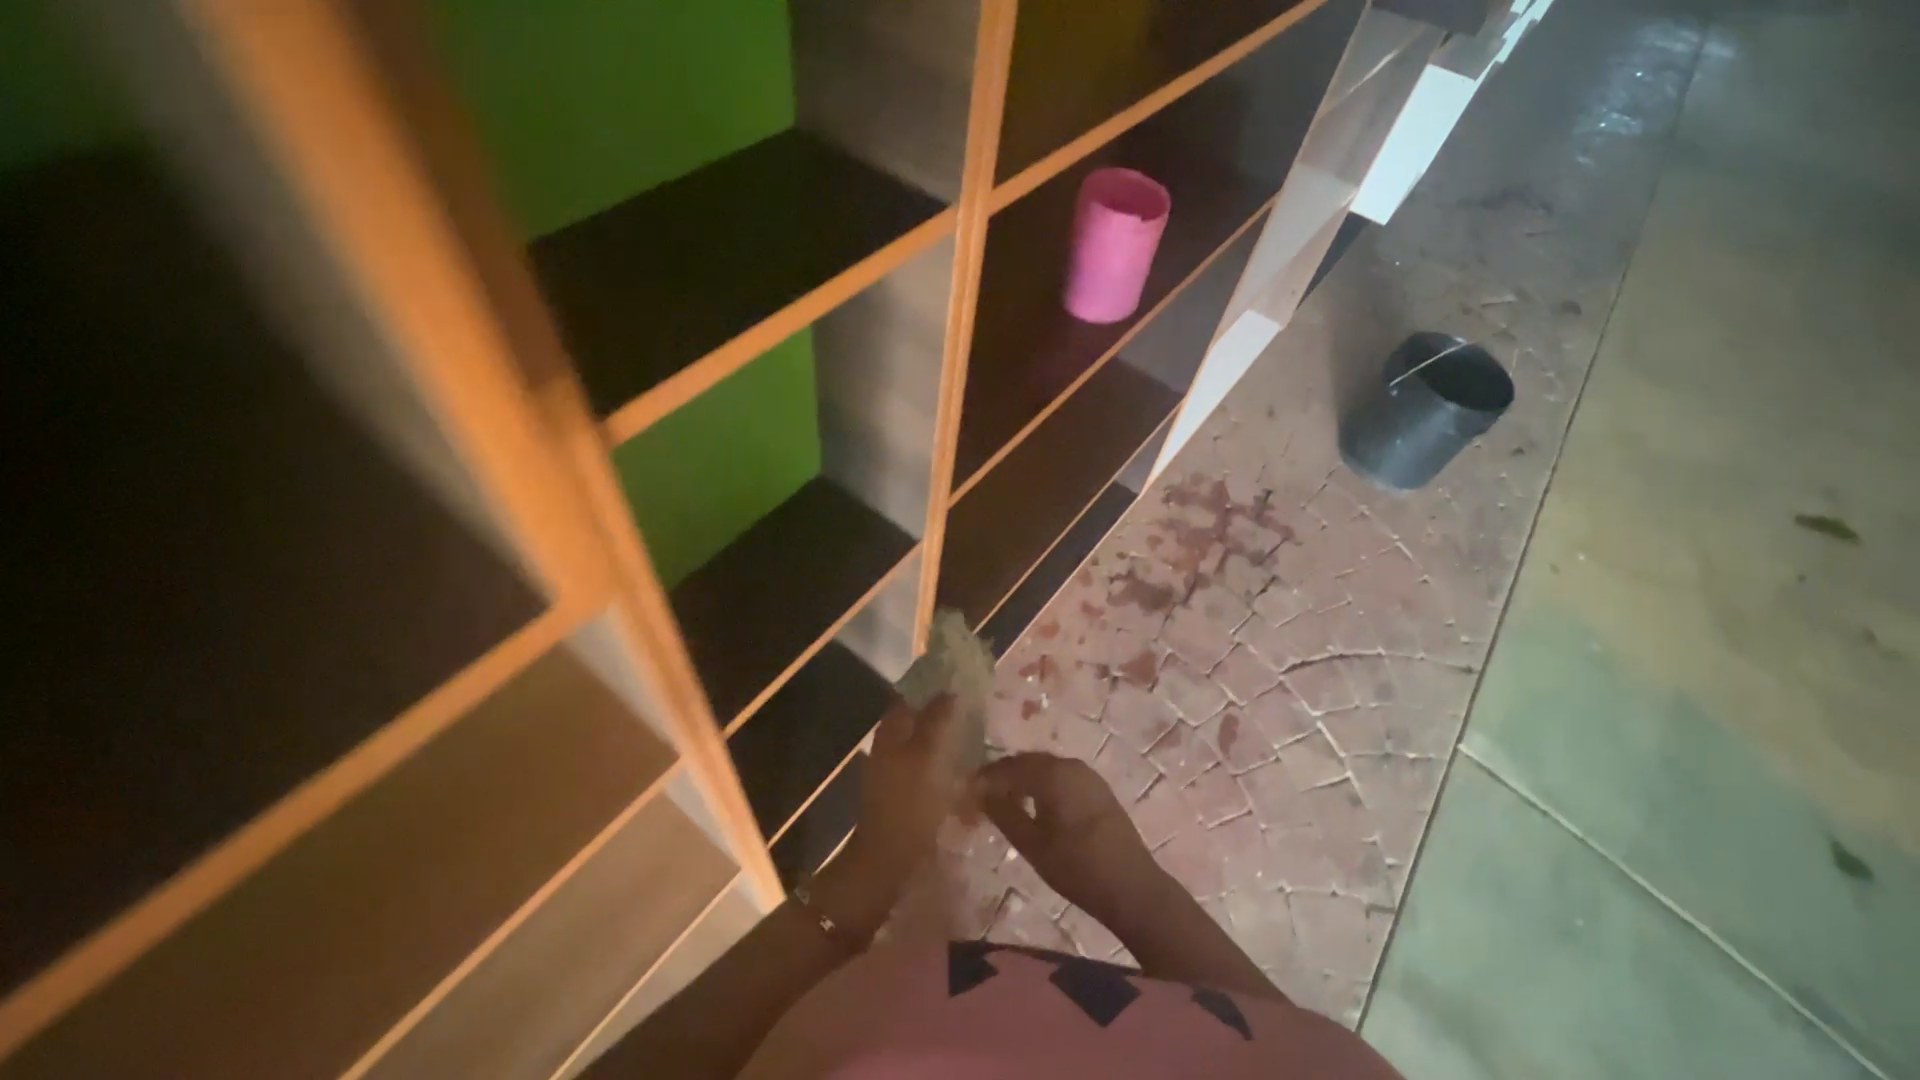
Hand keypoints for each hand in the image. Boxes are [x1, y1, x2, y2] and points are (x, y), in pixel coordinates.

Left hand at [847, 695, 969, 881]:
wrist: (889, 859)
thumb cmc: (909, 802)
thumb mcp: (927, 756)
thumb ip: (936, 721)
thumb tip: (948, 690)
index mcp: (890, 732)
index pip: (910, 697)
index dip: (933, 688)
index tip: (963, 682)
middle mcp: (889, 747)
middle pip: (917, 720)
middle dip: (943, 714)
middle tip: (977, 712)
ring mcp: (896, 772)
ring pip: (924, 744)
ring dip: (946, 740)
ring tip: (978, 739)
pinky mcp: (906, 795)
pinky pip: (928, 769)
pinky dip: (945, 764)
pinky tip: (967, 771)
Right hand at [976, 753, 1172, 927]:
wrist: (1132, 887)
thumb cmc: (1077, 868)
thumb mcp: (1031, 844)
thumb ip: (1003, 813)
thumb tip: (979, 792)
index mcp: (1052, 773)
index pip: (1008, 767)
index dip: (984, 778)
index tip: (966, 793)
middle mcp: (1070, 765)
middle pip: (1027, 762)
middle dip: (1002, 776)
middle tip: (981, 798)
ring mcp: (1088, 775)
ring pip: (1045, 769)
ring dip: (1022, 781)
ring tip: (1004, 804)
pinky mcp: (1098, 789)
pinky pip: (1061, 777)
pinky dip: (1042, 786)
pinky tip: (1034, 808)